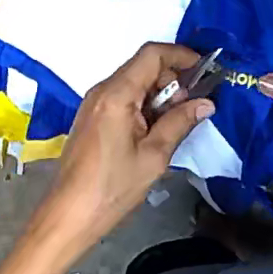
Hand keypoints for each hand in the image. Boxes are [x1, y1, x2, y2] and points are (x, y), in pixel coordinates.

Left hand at [40, 42, 213, 249]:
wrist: (66, 219)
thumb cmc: (111, 188)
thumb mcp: (154, 156)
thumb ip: (181, 122)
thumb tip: (206, 103)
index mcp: (116, 95)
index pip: (152, 54)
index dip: (181, 55)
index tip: (203, 70)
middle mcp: (102, 92)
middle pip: (144, 66)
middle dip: (173, 79)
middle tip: (189, 108)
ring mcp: (94, 104)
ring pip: (136, 81)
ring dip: (161, 94)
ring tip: (174, 124)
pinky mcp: (93, 118)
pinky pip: (125, 97)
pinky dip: (146, 104)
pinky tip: (155, 131)